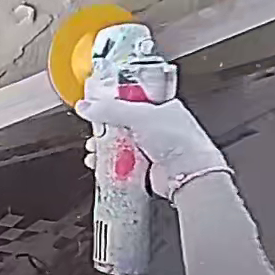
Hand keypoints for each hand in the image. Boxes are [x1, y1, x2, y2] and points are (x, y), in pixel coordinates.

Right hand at [75, 97, 231, 200]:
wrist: (188, 174)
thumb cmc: (177, 140)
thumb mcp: (140, 116)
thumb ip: (110, 110)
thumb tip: (86, 106)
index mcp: (163, 107)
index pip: (134, 100)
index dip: (114, 102)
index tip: (98, 106)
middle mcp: (159, 128)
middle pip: (124, 125)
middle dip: (105, 129)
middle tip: (94, 130)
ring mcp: (153, 149)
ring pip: (121, 145)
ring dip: (104, 148)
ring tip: (93, 149)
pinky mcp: (146, 168)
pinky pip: (123, 165)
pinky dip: (110, 165)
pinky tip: (100, 164)